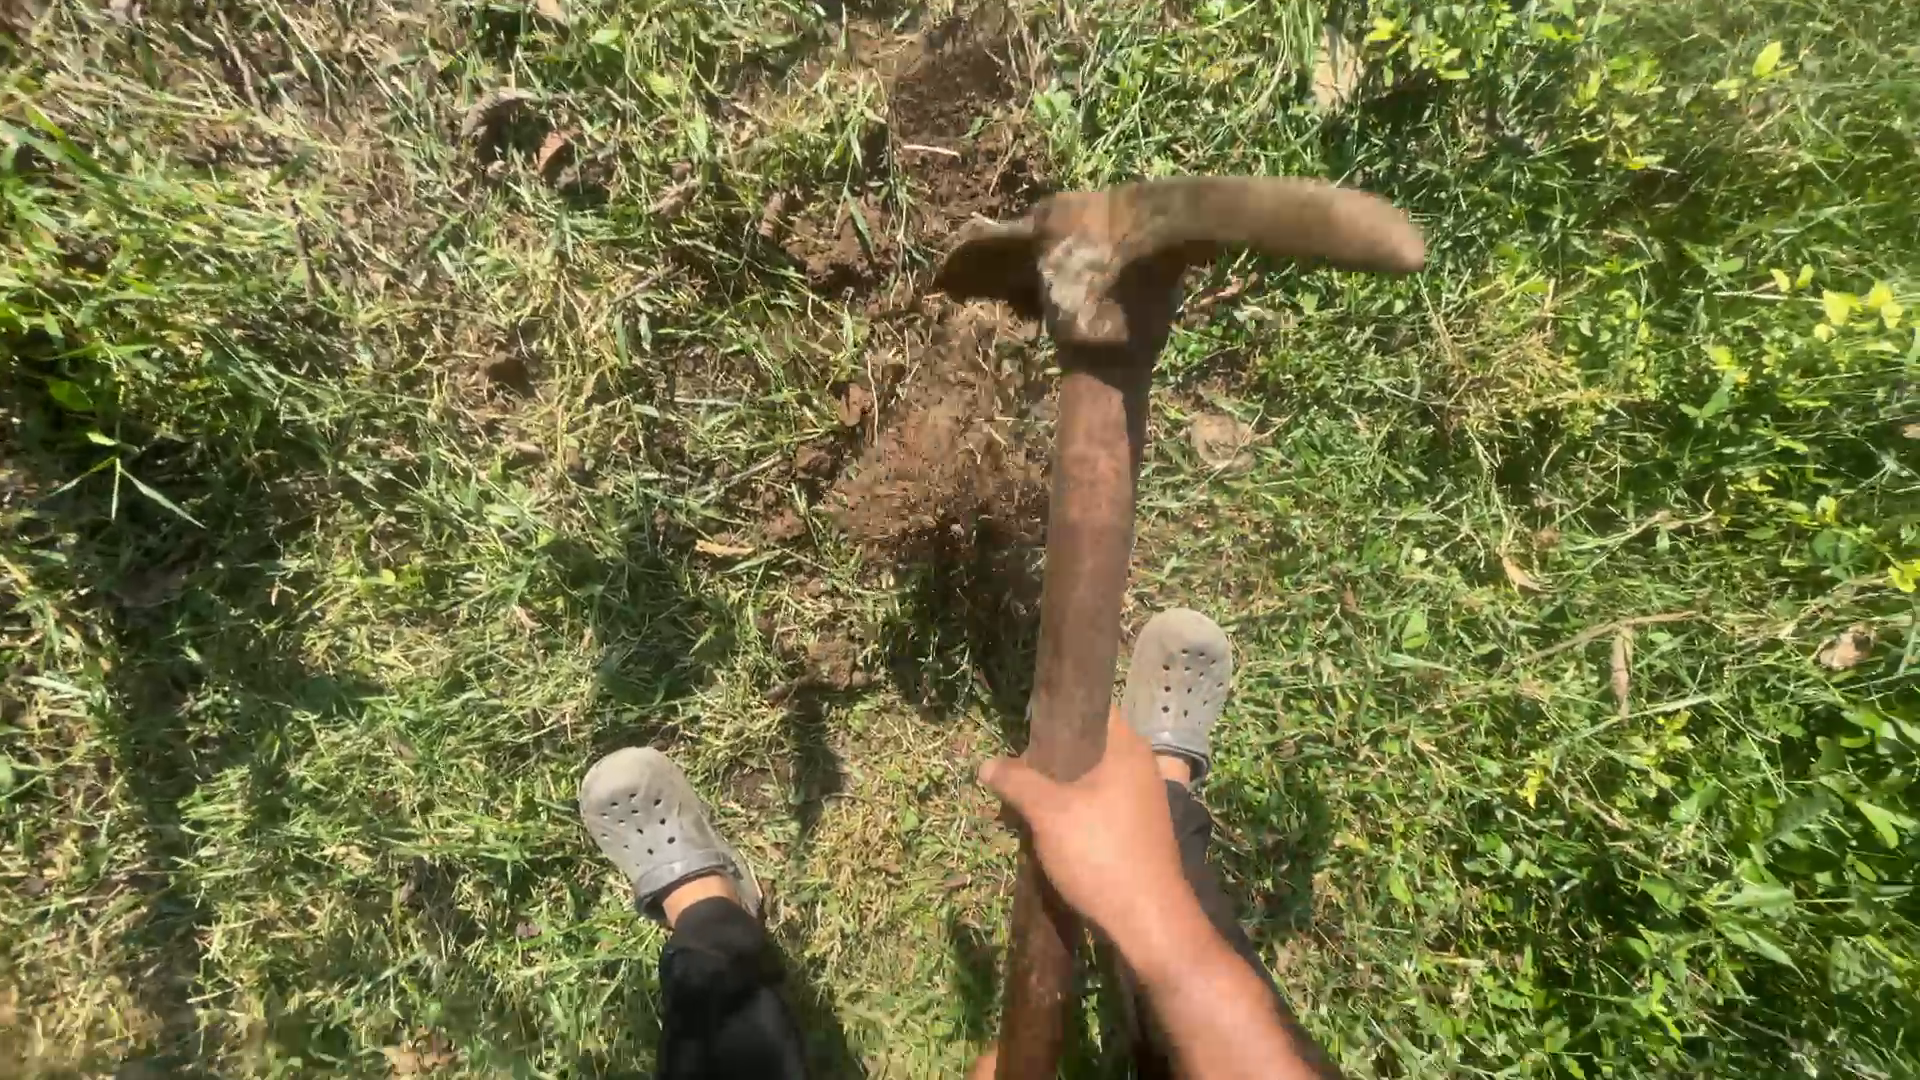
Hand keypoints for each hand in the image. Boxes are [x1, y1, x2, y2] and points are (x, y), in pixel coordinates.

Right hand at [977, 706, 1196, 956]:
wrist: (1149, 923)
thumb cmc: (1101, 853)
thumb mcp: (1048, 812)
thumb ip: (1017, 781)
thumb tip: (986, 764)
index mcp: (1126, 748)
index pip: (1092, 707)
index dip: (1059, 709)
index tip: (1026, 723)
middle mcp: (1138, 766)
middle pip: (1085, 744)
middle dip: (1047, 757)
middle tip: (1014, 768)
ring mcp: (1140, 798)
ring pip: (1087, 778)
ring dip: (1054, 788)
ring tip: (1020, 801)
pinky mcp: (1136, 828)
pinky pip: (1096, 803)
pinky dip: (1070, 809)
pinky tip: (1043, 827)